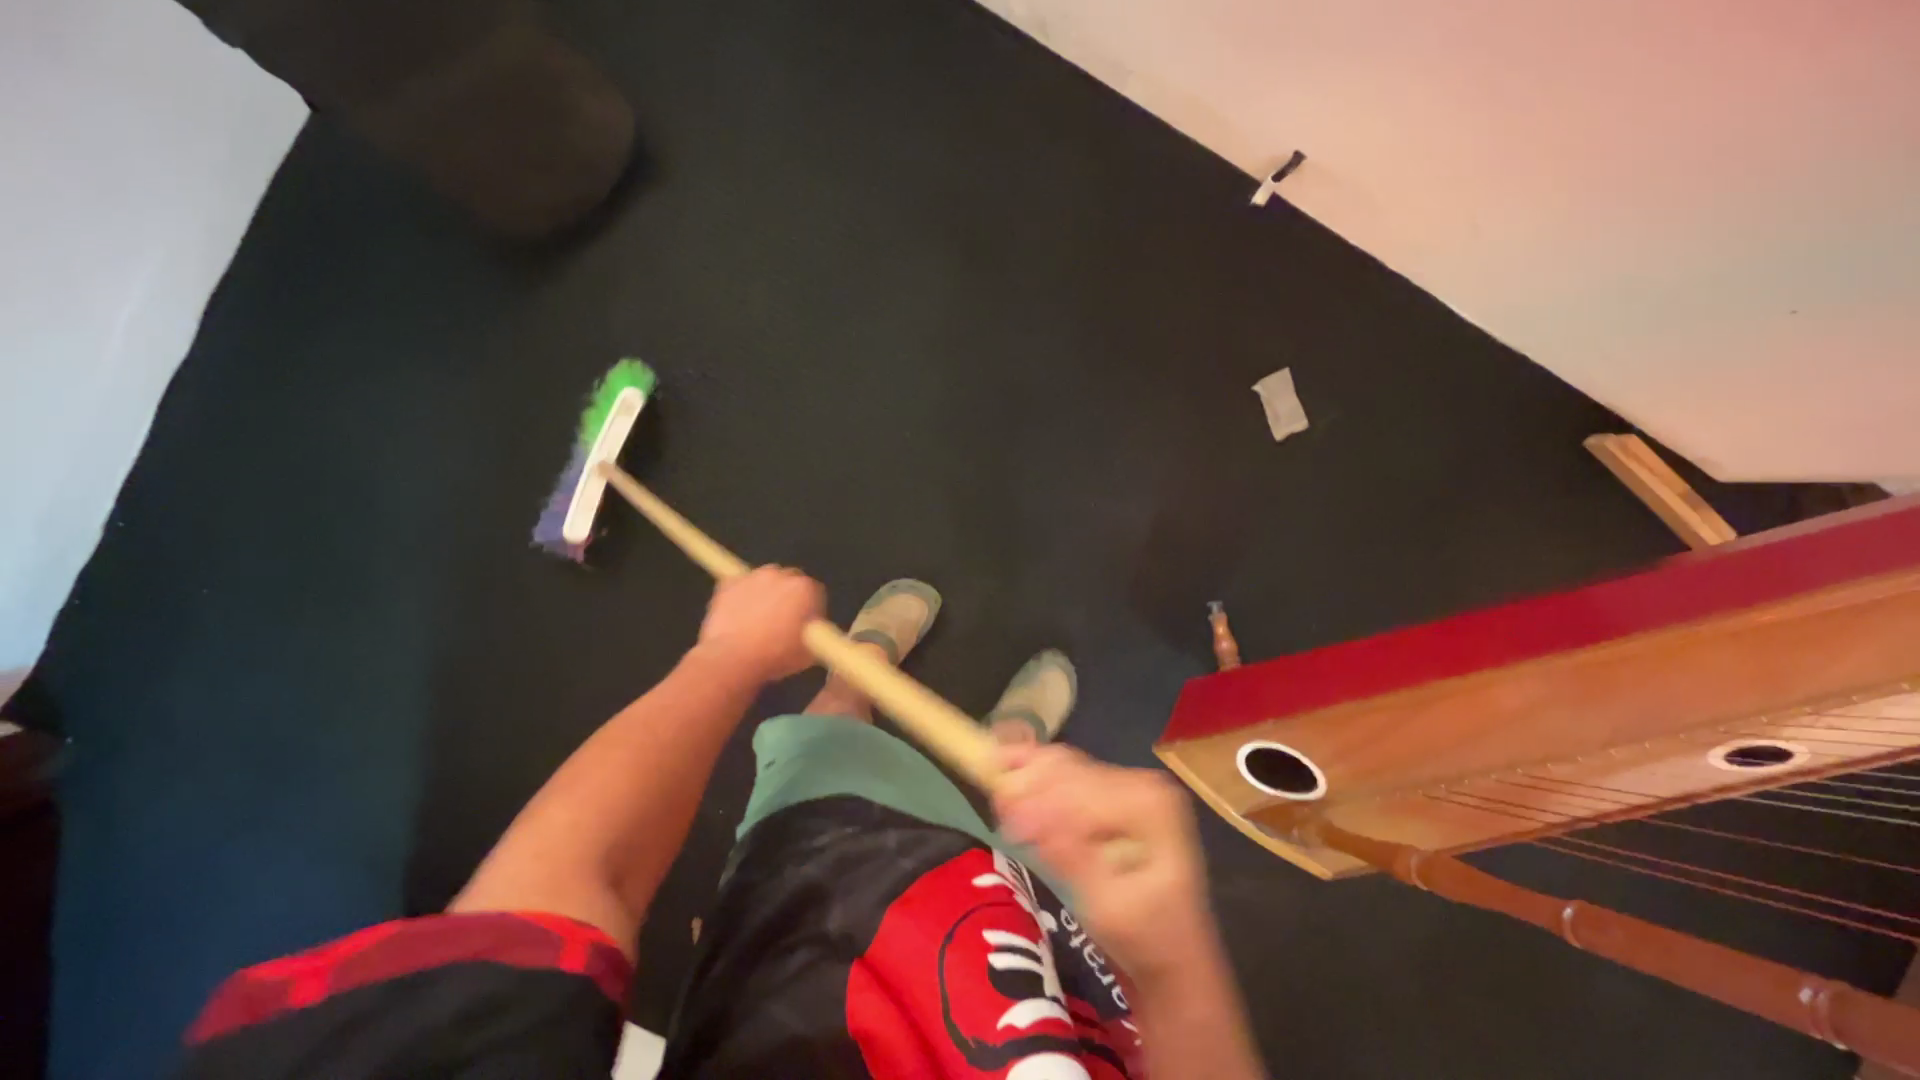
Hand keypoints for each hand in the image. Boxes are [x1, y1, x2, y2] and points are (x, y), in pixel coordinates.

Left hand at [694, 566, 823, 681]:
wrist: (735, 658)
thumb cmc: (776, 656)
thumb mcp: (809, 652)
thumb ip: (814, 633)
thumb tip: (810, 630)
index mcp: (805, 589)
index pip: (815, 593)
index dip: (809, 610)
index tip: (803, 625)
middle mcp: (781, 575)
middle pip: (790, 581)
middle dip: (787, 597)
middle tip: (780, 621)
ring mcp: (753, 576)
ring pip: (764, 581)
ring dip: (765, 594)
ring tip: (757, 620)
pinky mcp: (729, 583)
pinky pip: (740, 586)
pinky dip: (741, 597)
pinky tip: (738, 617)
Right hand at [992, 744, 1219, 981]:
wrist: (1174, 957)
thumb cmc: (1144, 938)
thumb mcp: (1106, 905)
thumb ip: (1069, 856)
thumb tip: (1024, 817)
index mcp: (1150, 806)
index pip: (1080, 790)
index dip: (1037, 797)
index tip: (1002, 816)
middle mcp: (1144, 785)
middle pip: (1071, 770)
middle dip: (1028, 782)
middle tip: (994, 799)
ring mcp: (1132, 787)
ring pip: (1065, 769)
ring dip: (1029, 778)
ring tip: (997, 790)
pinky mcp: (1117, 796)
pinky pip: (1070, 777)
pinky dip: (1039, 782)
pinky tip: (1012, 783)